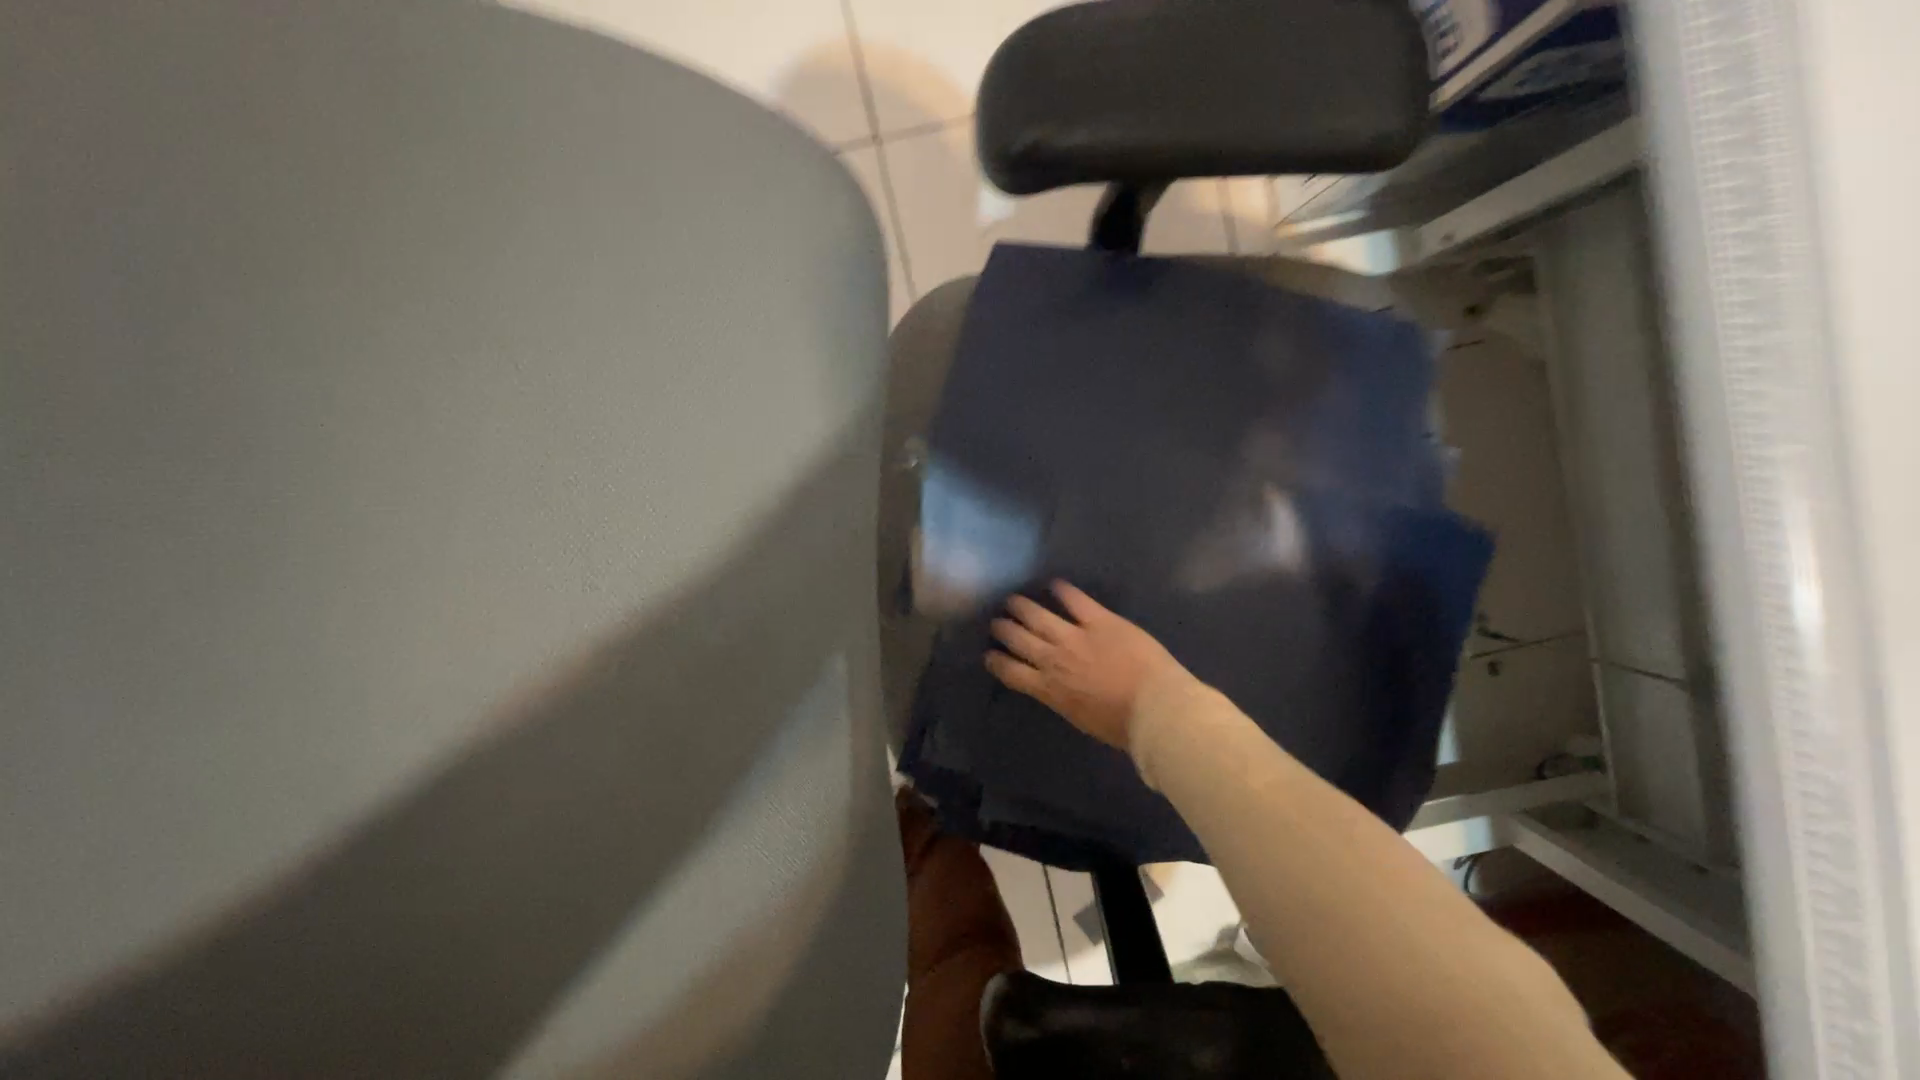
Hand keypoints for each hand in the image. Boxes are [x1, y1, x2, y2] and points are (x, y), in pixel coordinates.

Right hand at [985, 581, 1186, 752]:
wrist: (1154, 707)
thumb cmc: (1122, 725)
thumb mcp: (1081, 718)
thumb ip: (1065, 699)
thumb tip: (1060, 690)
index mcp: (1049, 690)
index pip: (1011, 673)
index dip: (996, 662)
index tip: (989, 655)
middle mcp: (1053, 660)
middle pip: (1018, 639)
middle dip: (1004, 629)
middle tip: (997, 622)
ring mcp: (1075, 636)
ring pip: (1037, 616)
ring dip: (1022, 607)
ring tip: (1012, 600)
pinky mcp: (1099, 621)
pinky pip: (1075, 600)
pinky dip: (1062, 590)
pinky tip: (1054, 584)